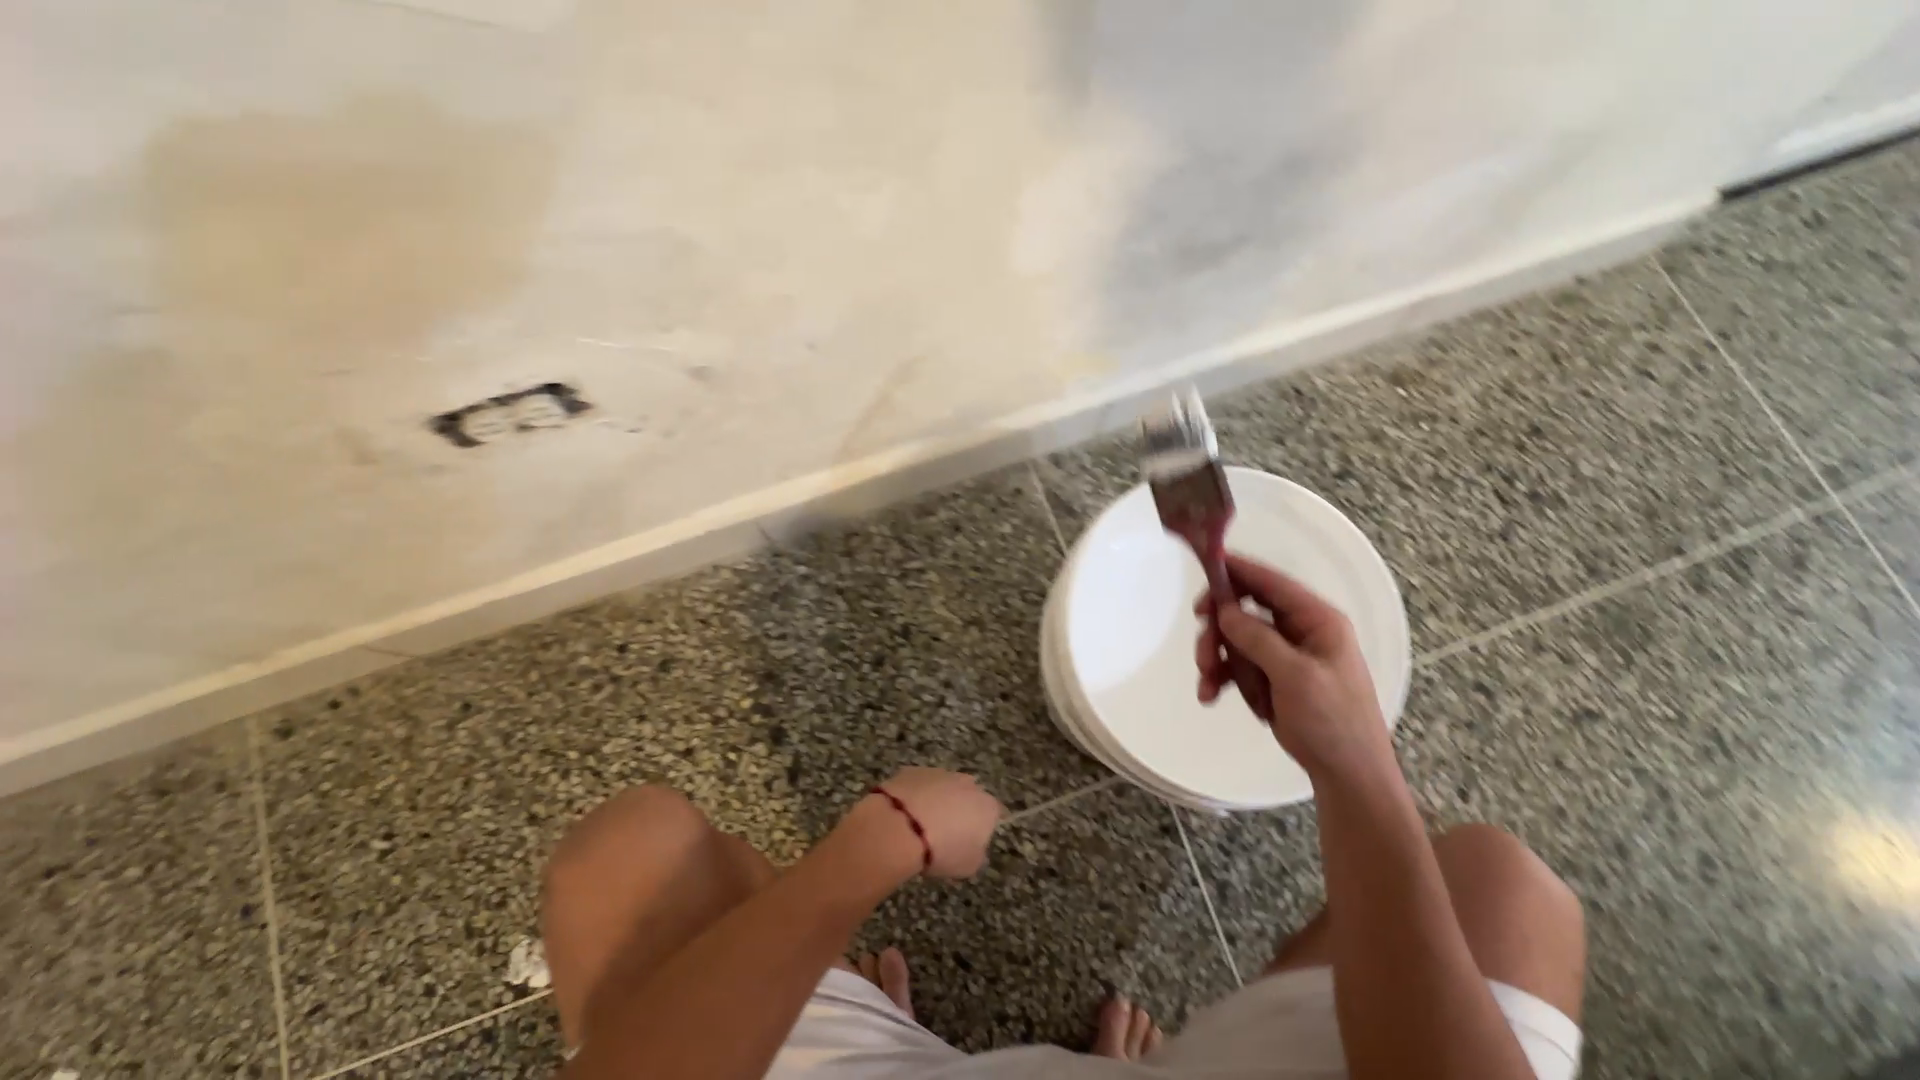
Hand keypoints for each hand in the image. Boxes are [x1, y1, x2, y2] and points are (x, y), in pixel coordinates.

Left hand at [868, 767, 1003, 879]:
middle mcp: (968, 784)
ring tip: (921, 824)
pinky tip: (903, 813)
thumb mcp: (968, 866)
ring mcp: (940, 773)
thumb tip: (973, 847)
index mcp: (987, 806)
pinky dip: (915, 795)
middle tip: (946, 831)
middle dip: (960, 809)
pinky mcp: (914, 770)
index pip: (995, 813)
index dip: (983, 826)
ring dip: (937, 800)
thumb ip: (976, 853)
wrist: (901, 827)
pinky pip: (920, 784)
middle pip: (969, 795)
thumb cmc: (941, 851)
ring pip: (944, 786)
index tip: (972, 839)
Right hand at [1194, 553, 1391, 779]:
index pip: (1272, 583)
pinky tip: (1210, 695)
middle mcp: (1301, 632)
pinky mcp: (1273, 680)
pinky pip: (1238, 667)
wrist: (1348, 774)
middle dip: (1219, 630)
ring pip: (1236, 640)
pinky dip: (1221, 678)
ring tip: (1208, 683)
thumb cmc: (1332, 721)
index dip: (1239, 571)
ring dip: (1216, 658)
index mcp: (1318, 621)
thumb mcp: (1296, 676)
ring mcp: (1286, 657)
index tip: (1205, 564)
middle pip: (1246, 611)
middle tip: (1202, 650)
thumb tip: (1225, 610)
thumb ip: (1258, 639)